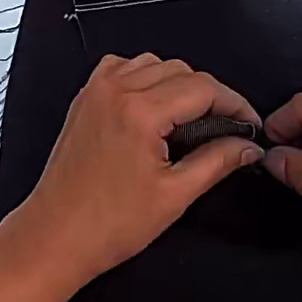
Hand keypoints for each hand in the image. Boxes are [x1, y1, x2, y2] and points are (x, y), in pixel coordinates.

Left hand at [0, 54, 263, 296]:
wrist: (52, 239)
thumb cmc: (107, 226)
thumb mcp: (174, 196)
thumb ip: (217, 162)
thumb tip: (247, 145)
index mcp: (140, 112)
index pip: (203, 87)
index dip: (234, 103)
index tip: (249, 122)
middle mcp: (117, 89)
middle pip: (182, 70)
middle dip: (209, 95)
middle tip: (224, 126)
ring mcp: (98, 89)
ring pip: (155, 63)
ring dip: (178, 83)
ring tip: (189, 118)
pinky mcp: (86, 95)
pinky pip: (124, 66)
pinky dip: (144, 76)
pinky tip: (151, 103)